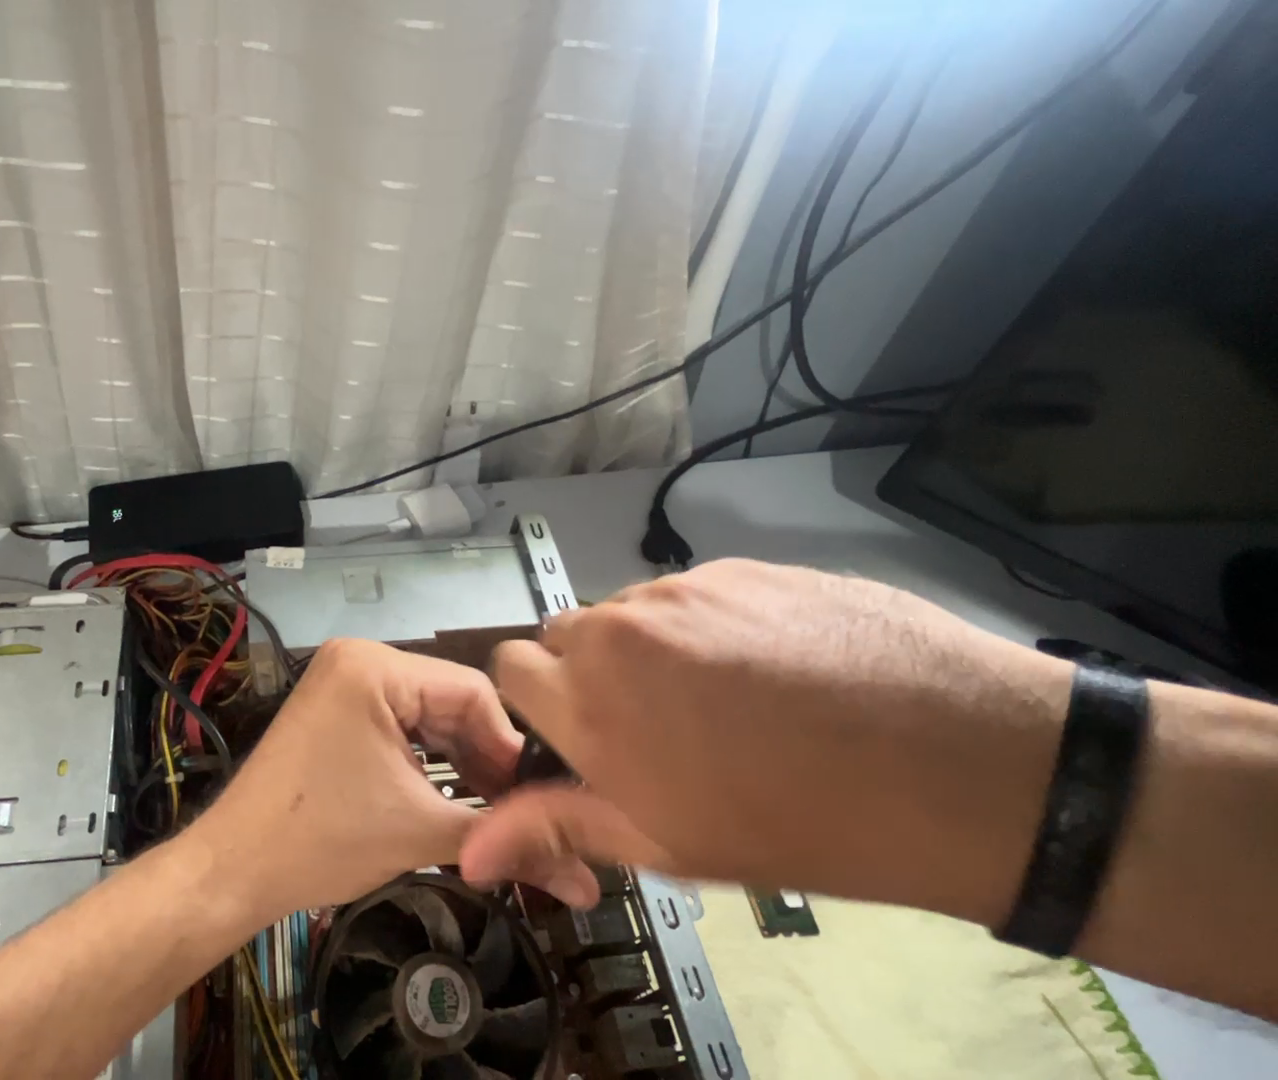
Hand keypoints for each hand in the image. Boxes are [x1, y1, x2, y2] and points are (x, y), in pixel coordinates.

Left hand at [189, 638, 596, 918]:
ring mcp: (343, 684)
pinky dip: (428, 764)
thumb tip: (590, 882)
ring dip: (461, 766)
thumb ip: (508, 842)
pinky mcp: (336, 711)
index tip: (537, 802)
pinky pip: (400, 727)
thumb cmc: (322, 839)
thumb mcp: (422, 832)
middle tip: (522, 814)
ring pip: (429, 719)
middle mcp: (359, 659)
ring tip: (494, 816)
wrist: (235, 870)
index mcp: (375, 665)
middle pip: (452, 704)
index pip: (474, 692)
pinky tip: (452, 801)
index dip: (510, 749)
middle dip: (486, 762)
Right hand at [461, 559, 1073, 920]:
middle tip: (650, 726)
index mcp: (589, 701)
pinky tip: (769, 667)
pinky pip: (692, 594)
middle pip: (564, 634)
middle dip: (584, 674)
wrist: (962, 765)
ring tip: (721, 698)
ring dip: (646, 649)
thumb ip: (556, 829)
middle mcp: (620, 630)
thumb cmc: (798, 825)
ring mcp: (684, 590)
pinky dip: (706, 626)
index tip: (575, 736)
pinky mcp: (743, 567)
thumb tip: (468, 851)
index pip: (508, 668)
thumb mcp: (667, 844)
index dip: (534, 703)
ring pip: (629, 612)